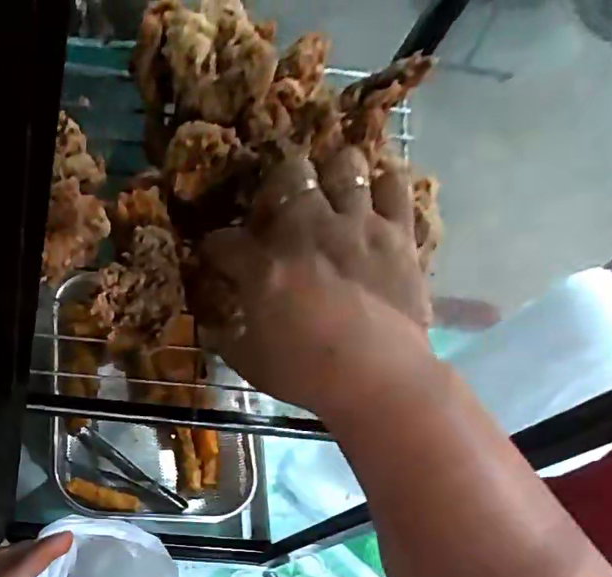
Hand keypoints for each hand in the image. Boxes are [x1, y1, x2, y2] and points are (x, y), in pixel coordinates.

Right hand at [191, 149, 439, 419]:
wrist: (376, 376)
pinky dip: (382, 184)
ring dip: (332, 174)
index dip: (213, 247)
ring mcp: (357, 225)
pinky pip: (394, 184)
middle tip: (277, 207)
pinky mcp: (399, 231)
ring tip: (329, 191)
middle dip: (275, 186)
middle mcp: (307, 232)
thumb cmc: (303, 374)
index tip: (214, 257)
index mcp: (263, 269)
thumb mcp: (247, 360)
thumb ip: (226, 333)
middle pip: (287, 176)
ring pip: (345, 165)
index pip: (222, 242)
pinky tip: (373, 198)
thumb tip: (213, 321)